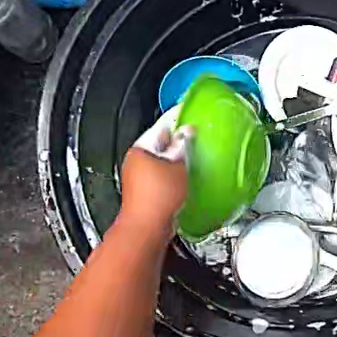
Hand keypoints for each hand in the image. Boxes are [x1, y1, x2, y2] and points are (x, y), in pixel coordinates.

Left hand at [119, 107, 191, 235]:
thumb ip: (184, 147)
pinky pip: (165, 174)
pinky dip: (177, 171)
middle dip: (180, 138)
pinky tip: (190, 174)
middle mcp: (138, 160)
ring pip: (164, 159)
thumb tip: (188, 133)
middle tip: (198, 132)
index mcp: (141, 149)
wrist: (148, 228)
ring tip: (198, 153)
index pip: (162, 125)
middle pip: (162, 142)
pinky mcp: (149, 191)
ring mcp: (141, 176)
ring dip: (180, 156)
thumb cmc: (158, 197)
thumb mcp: (178, 166)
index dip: (177, 115)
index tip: (188, 107)